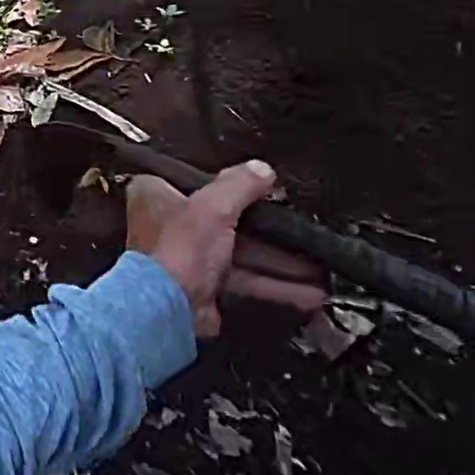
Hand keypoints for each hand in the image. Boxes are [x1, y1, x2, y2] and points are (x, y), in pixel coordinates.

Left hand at [124, 160, 326, 337]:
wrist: (168, 305)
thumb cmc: (178, 248)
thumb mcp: (212, 206)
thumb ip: (238, 186)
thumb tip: (260, 169)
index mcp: (155, 194)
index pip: (198, 183)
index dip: (231, 191)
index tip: (266, 196)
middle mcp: (165, 221)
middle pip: (225, 220)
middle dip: (269, 234)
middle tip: (302, 236)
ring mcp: (183, 253)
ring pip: (238, 251)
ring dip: (279, 261)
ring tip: (319, 268)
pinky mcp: (200, 281)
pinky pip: (241, 277)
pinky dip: (272, 284)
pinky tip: (307, 293)